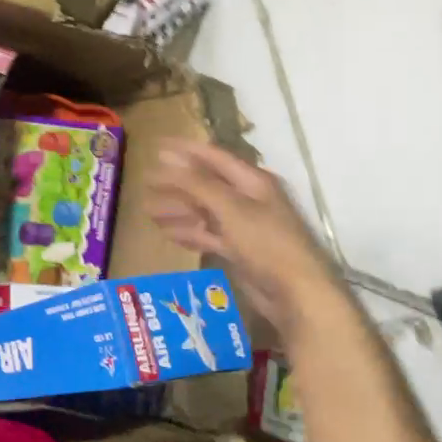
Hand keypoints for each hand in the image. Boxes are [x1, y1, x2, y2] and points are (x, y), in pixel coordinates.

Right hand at [148, 141, 344, 337]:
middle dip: (176, 184)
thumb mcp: (230, 208)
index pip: (214, 158)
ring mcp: (244, 226)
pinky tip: (169, 234)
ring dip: (178, 210)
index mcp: (252, 182)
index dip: (185, 151)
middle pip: (206, 185)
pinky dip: (189, 233)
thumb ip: (196, 183)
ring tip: (149, 212)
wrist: (296, 293)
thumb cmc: (266, 243)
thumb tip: (166, 159)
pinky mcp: (240, 250)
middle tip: (146, 184)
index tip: (156, 148)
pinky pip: (209, 234)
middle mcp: (248, 200)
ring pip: (204, 211)